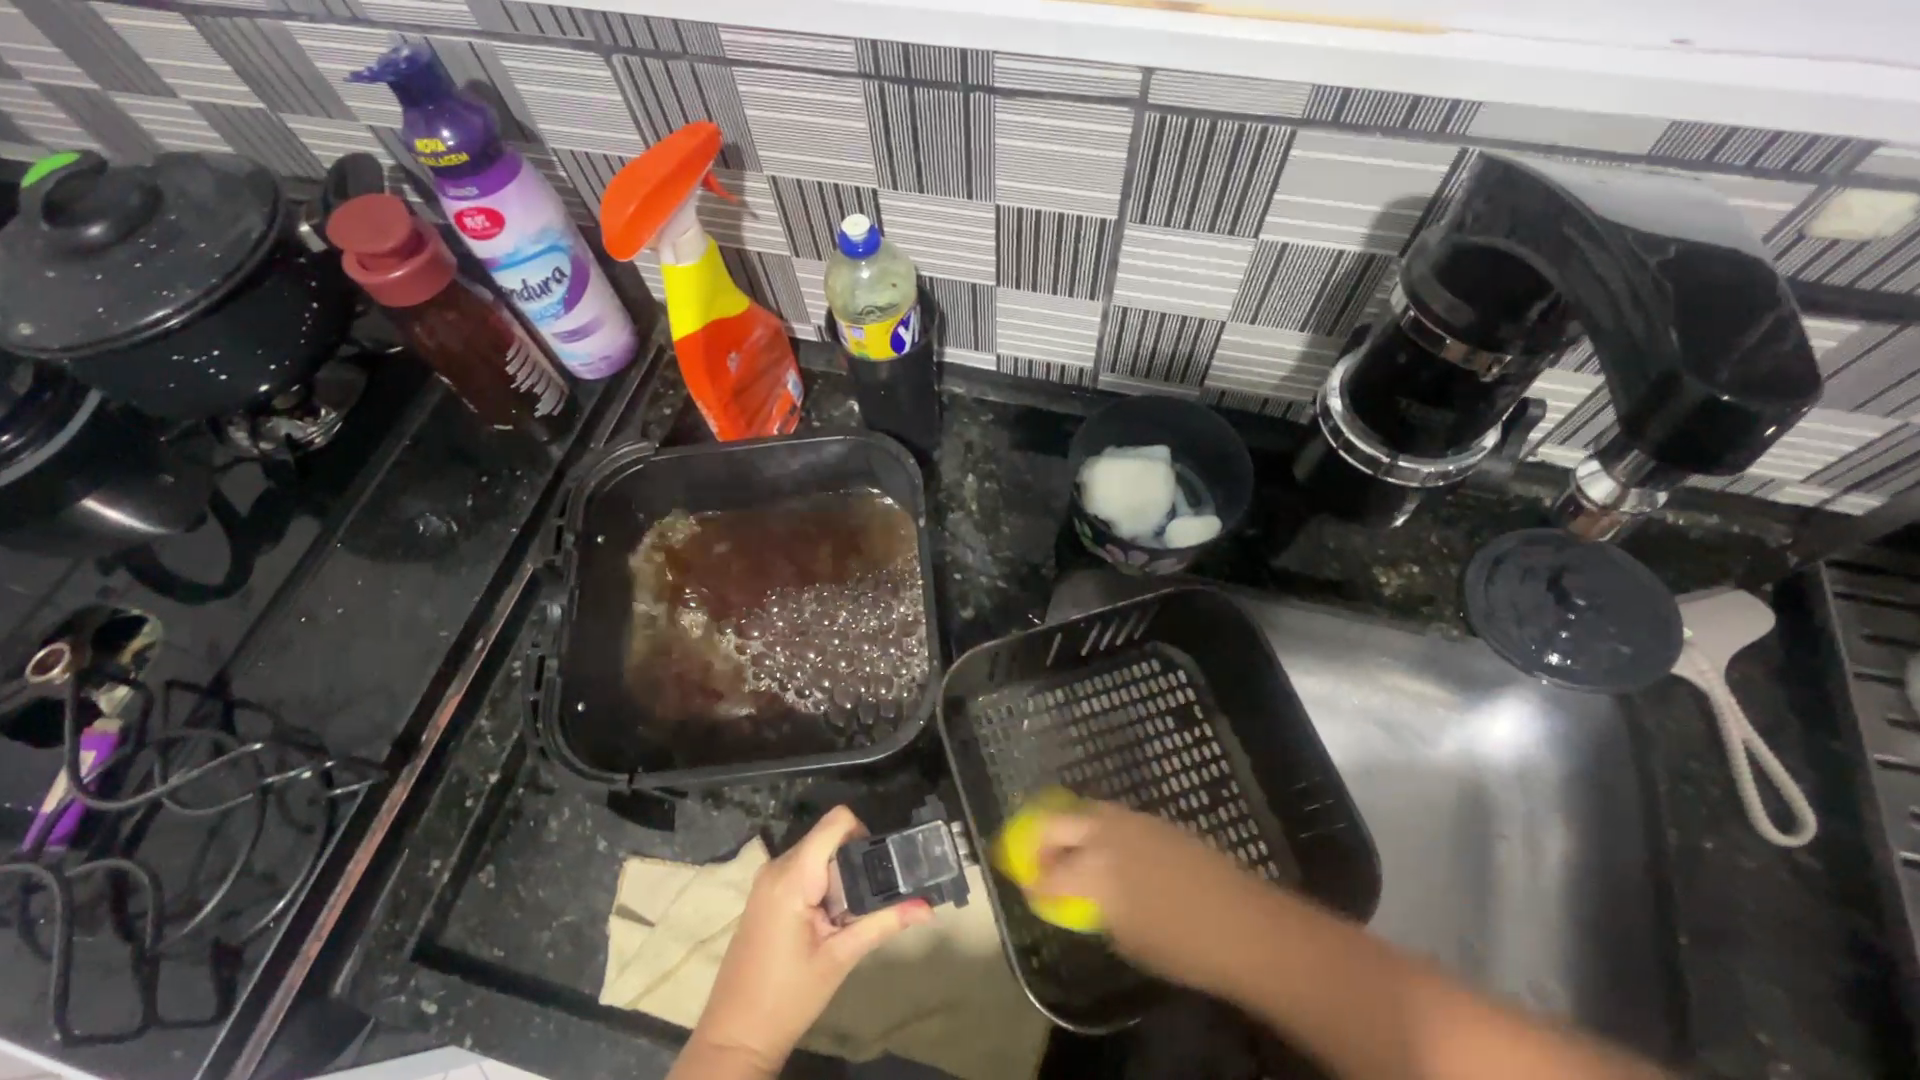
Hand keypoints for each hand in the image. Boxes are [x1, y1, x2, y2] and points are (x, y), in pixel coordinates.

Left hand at [688, 806, 933, 1072]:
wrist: (736, 1034)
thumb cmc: (788, 996)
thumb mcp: (841, 957)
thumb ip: (884, 923)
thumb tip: (927, 907)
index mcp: (792, 875)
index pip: (836, 822)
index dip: (865, 834)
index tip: (883, 867)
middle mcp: (776, 867)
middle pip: (828, 839)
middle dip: (855, 863)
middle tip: (872, 901)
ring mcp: (767, 881)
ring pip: (817, 856)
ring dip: (840, 878)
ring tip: (852, 917)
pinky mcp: (766, 896)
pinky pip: (802, 873)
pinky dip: (823, 888)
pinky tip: (831, 923)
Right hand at [1029, 800, 1279, 994]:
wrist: (1244, 924)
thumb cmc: (1182, 946)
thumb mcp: (1126, 939)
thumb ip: (1096, 912)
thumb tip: (1085, 901)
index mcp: (1092, 870)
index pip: (1046, 874)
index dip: (1034, 885)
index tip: (1032, 893)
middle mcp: (1106, 834)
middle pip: (1055, 823)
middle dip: (1040, 842)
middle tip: (1040, 864)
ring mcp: (1134, 821)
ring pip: (1086, 812)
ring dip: (1071, 829)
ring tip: (1074, 854)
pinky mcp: (1158, 820)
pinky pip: (1116, 817)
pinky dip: (1101, 830)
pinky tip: (1112, 852)